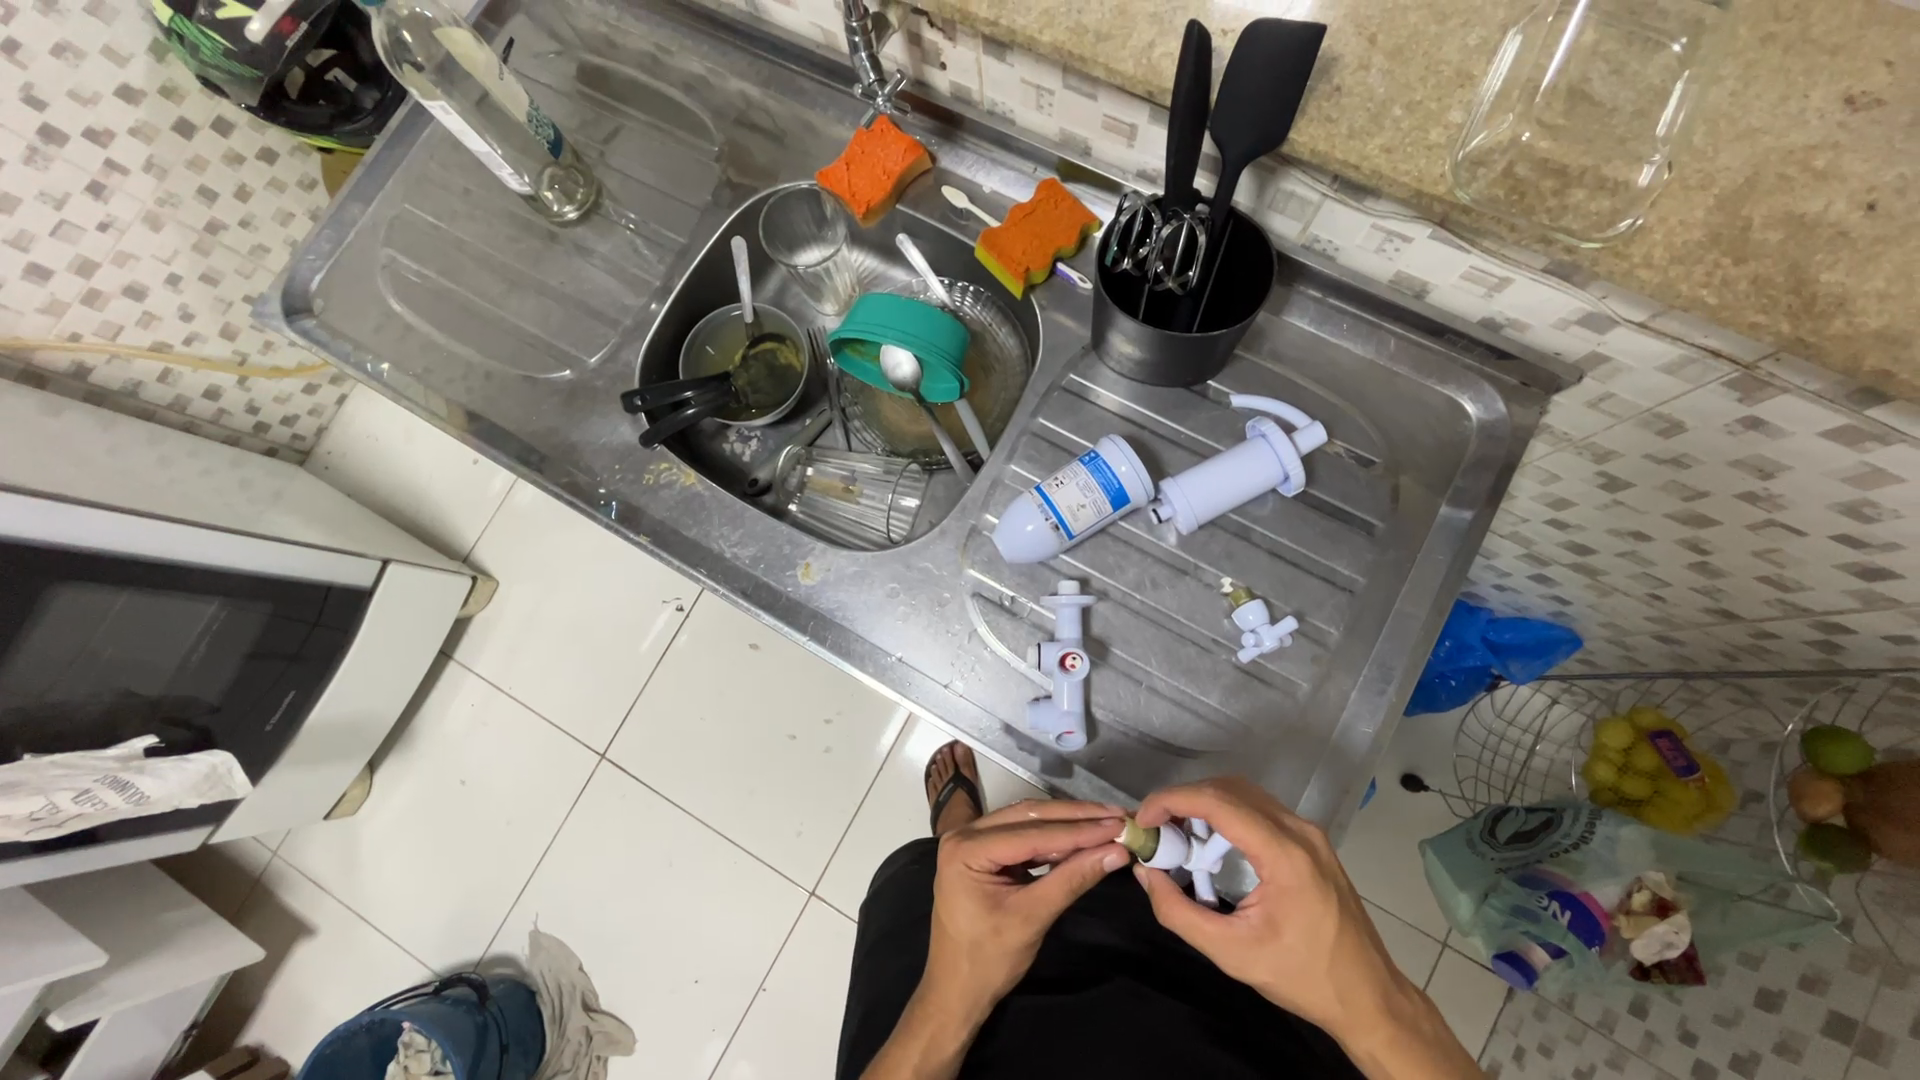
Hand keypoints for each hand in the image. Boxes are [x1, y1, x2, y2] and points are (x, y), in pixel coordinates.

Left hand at [923, 799, 1130, 1013]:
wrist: (957, 989)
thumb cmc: (988, 960)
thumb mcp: (1032, 918)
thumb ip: (1072, 879)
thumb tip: (1117, 851)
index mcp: (967, 849)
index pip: (1032, 832)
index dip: (1079, 830)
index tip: (1119, 825)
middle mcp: (965, 834)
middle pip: (1029, 816)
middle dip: (1076, 817)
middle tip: (1118, 816)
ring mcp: (973, 840)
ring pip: (1028, 821)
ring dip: (1068, 824)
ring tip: (1108, 822)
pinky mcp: (985, 851)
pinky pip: (1023, 836)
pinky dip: (1054, 839)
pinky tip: (1083, 837)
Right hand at [1130, 778, 1414, 1039]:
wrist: (1368, 996)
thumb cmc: (1301, 977)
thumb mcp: (1230, 953)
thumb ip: (1178, 912)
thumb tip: (1146, 874)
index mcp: (1284, 854)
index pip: (1218, 801)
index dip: (1172, 800)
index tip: (1144, 820)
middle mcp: (1299, 831)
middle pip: (1229, 788)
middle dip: (1184, 799)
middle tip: (1156, 827)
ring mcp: (1310, 834)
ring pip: (1246, 794)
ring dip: (1205, 804)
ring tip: (1177, 833)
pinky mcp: (1312, 843)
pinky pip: (1261, 810)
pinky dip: (1228, 814)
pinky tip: (1211, 843)